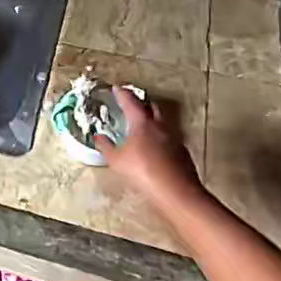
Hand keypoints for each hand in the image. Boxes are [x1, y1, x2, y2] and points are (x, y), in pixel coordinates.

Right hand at [95, 86, 203, 201]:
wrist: (176, 191)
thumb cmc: (142, 171)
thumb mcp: (116, 160)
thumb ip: (106, 146)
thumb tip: (98, 137)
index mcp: (142, 122)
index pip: (131, 101)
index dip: (122, 94)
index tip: (117, 88)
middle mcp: (160, 126)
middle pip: (151, 107)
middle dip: (141, 103)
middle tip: (131, 103)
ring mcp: (174, 138)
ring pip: (162, 122)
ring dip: (151, 120)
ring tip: (140, 126)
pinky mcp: (181, 152)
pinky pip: (168, 138)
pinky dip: (159, 137)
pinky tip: (153, 148)